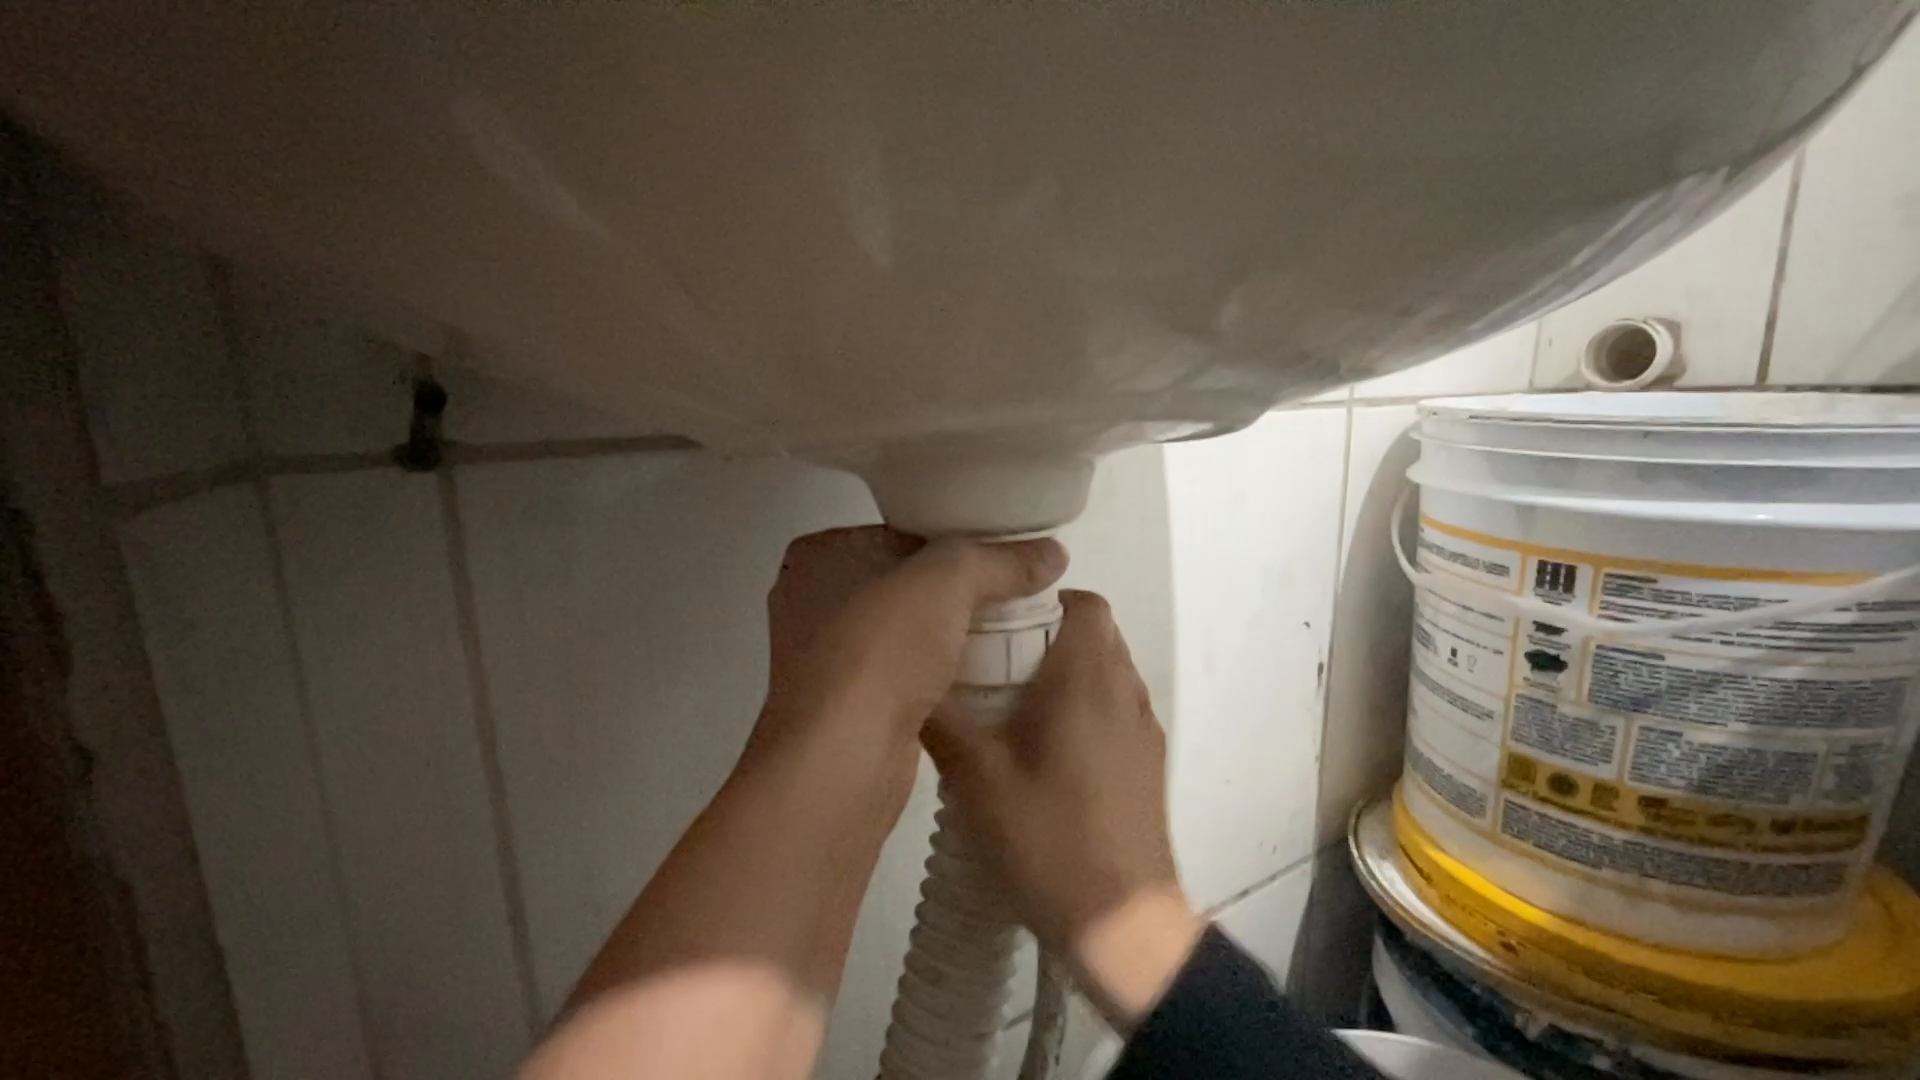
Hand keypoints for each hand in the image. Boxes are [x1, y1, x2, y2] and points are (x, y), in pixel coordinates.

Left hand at [748, 527, 1068, 795]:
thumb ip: (1001, 560)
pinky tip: (985, 672)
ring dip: (954, 633)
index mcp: (820, 557)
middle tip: (1016, 592)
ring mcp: (828, 657)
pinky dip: (942, 671)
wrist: (845, 759)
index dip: (954, 540)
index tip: (1003, 553)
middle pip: (908, 582)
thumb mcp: (947, 581)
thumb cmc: (881, 651)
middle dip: (961, 590)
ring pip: (910, 631)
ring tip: (1013, 630)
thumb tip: (1054, 553)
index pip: (901, 531)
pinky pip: (909, 672)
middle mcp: (813, 601)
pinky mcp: (850, 704)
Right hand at [922, 590, 1202, 1031]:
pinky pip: (1117, 710)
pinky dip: (1086, 708)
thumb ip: (943, 722)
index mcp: (1087, 681)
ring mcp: (1144, 731)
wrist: (1123, 923)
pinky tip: (1047, 756)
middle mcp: (1125, 693)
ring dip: (1068, 674)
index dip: (1044, 600)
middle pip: (1096, 634)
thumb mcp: (977, 781)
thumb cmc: (1048, 840)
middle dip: (1048, 637)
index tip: (999, 624)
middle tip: (995, 667)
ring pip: (1108, 673)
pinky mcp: (1149, 765)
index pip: (1084, 604)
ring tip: (1015, 710)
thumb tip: (914, 680)